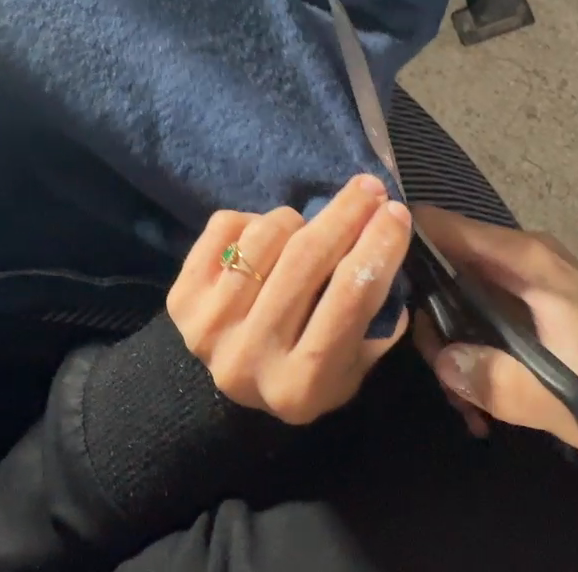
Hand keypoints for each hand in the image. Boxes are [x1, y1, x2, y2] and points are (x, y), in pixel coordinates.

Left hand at [167, 175, 412, 424]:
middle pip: (306, 260)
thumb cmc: (303, 368)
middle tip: (370, 188)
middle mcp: (247, 361)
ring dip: (296, 219)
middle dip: (346, 214)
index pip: (350, 299)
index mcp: (301, 388)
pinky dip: (252, 219)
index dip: (379, 247)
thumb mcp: (352, 366)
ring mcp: (208, 327)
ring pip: (265, 234)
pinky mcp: (180, 298)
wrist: (228, 380)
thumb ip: (375, 318)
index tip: (397, 213)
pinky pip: (226, 225)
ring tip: (307, 228)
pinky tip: (265, 239)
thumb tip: (387, 239)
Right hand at [411, 204, 577, 488]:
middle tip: (443, 381)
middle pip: (441, 267)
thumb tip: (441, 359)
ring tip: (467, 405)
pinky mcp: (530, 307)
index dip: (401, 239)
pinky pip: (479, 314)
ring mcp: (524, 282)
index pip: (443, 225)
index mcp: (527, 262)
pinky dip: (472, 351)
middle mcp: (521, 259)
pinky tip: (481, 401)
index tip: (368, 274)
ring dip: (451, 346)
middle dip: (430, 322)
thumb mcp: (568, 403)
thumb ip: (500, 381)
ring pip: (456, 296)